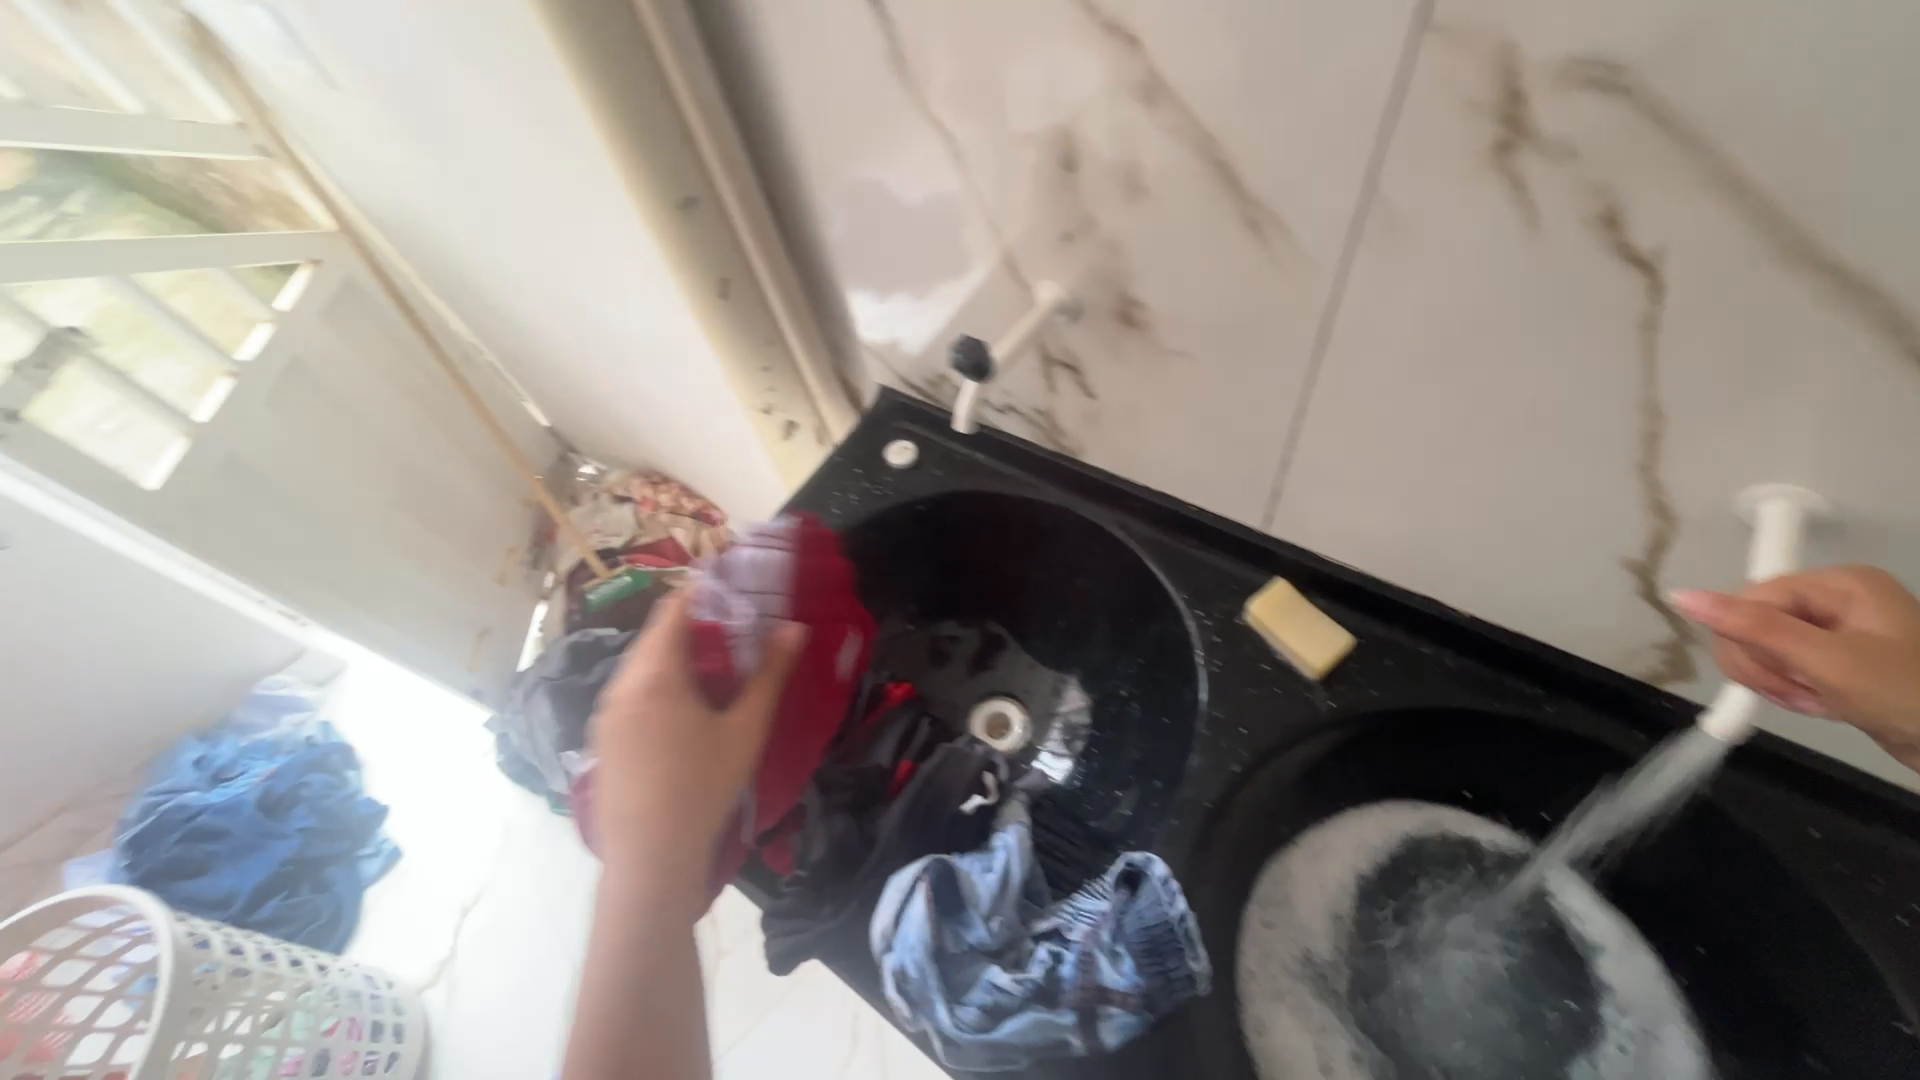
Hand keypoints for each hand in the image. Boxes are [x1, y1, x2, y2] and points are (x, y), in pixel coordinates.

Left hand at [587, 588, 805, 896]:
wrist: (649, 859)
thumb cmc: (703, 786)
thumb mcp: (746, 728)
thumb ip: (771, 674)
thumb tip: (795, 628)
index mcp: (655, 673)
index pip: (673, 609)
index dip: (703, 591)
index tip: (734, 589)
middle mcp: (621, 684)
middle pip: (656, 636)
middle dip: (695, 627)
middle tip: (737, 634)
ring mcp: (606, 714)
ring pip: (642, 666)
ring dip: (677, 658)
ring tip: (717, 672)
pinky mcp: (602, 740)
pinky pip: (632, 693)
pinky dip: (659, 685)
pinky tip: (686, 713)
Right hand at [1670, 566, 1919, 764]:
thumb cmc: (1905, 694)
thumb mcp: (1825, 660)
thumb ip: (1751, 626)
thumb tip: (1679, 595)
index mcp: (1836, 583)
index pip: (1746, 602)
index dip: (1748, 640)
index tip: (1784, 676)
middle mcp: (1831, 598)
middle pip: (1747, 624)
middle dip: (1765, 666)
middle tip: (1802, 691)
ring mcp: (1833, 628)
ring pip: (1757, 647)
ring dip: (1776, 682)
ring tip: (1817, 701)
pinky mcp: (1831, 656)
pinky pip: (1779, 665)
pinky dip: (1790, 688)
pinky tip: (1820, 702)